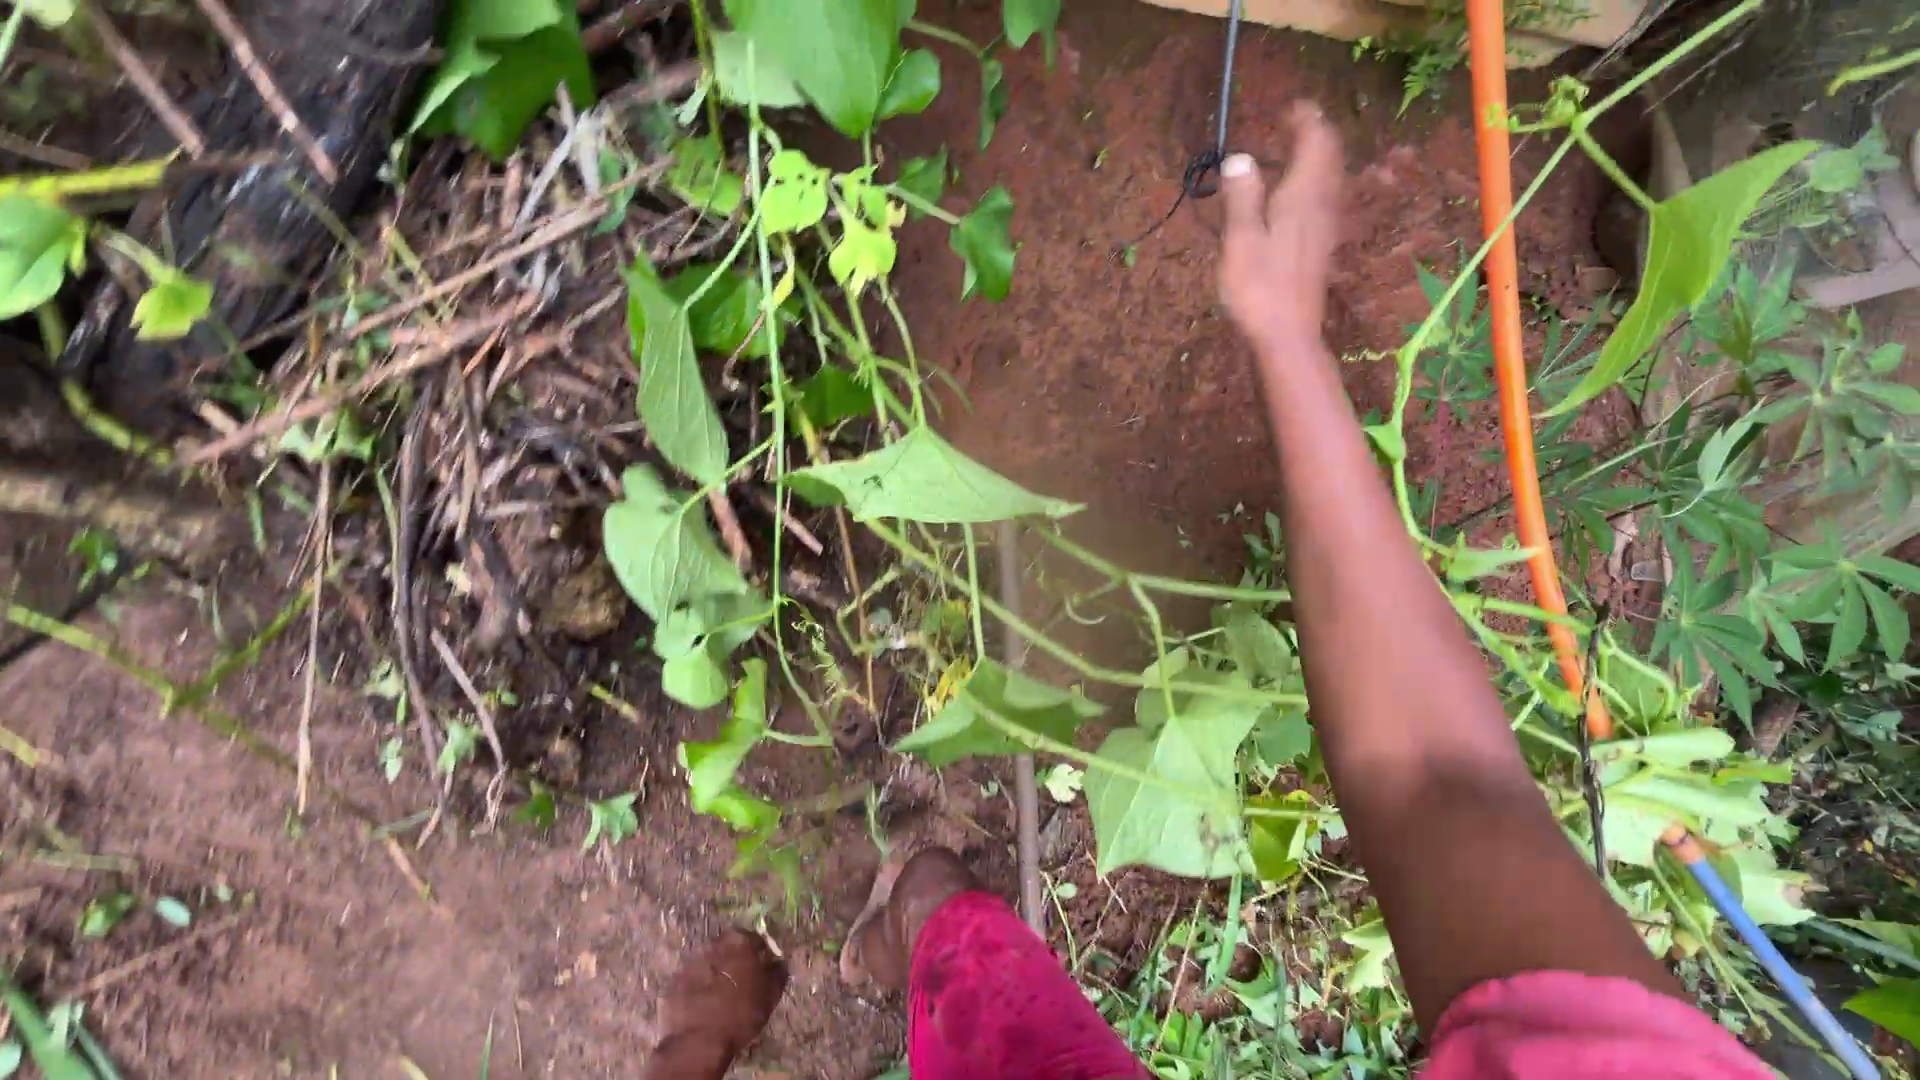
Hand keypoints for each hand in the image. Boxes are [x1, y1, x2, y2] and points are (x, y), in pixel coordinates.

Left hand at [643, 929, 787, 1079]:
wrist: (699, 1042)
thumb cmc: (741, 1014)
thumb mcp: (771, 994)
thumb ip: (777, 971)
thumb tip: (777, 962)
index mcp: (739, 941)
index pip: (753, 938)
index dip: (758, 954)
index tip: (760, 969)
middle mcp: (712, 944)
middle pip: (727, 947)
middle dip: (732, 960)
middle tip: (738, 982)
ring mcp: (689, 963)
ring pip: (706, 963)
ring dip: (713, 973)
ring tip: (718, 996)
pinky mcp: (672, 983)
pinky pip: (689, 981)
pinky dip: (696, 988)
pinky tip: (701, 1006)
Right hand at [1218, 102, 1344, 351]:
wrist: (1287, 335)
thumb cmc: (1258, 288)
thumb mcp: (1240, 240)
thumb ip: (1241, 197)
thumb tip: (1240, 159)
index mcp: (1301, 196)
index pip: (1315, 142)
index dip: (1305, 120)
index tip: (1289, 108)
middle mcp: (1321, 205)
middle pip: (1329, 157)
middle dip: (1314, 134)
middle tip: (1293, 123)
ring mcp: (1325, 228)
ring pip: (1330, 179)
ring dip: (1317, 159)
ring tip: (1296, 152)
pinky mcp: (1321, 248)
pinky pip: (1324, 201)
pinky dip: (1314, 185)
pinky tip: (1298, 197)